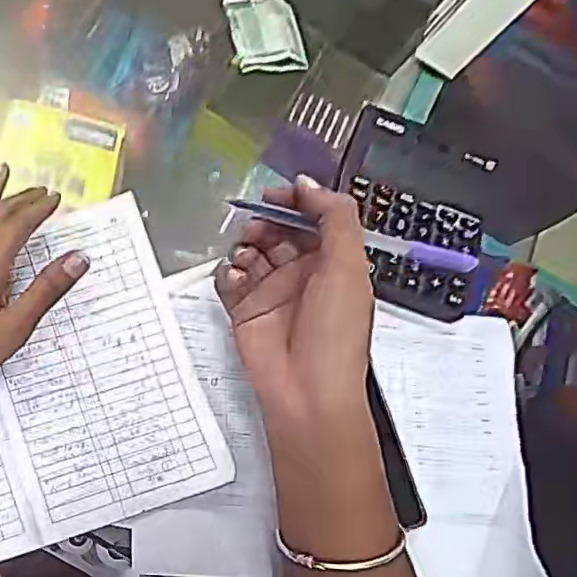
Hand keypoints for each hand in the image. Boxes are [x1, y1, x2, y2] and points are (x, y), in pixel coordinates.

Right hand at [214, 176, 373, 423]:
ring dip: (246, 247)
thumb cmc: (335, 337)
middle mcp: (302, 276)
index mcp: (334, 262)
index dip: (297, 203)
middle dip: (266, 223)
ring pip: (252, 255)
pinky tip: (234, 275)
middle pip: (278, 234)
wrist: (306, 390)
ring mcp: (272, 294)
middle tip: (256, 225)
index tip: (279, 194)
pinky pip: (230, 283)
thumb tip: (309, 186)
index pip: (313, 220)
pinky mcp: (245, 313)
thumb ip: (334, 217)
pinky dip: (228, 274)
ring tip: (246, 255)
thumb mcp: (348, 265)